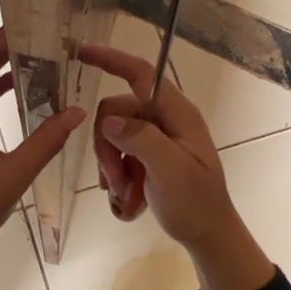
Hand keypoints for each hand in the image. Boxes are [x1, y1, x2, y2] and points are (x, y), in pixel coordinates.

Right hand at [78, 42, 274, 289]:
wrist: (209, 236)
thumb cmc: (196, 203)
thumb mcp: (170, 171)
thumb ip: (140, 139)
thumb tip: (108, 121)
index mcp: (177, 114)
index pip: (141, 73)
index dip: (111, 59)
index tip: (81, 53)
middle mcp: (166, 119)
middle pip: (117, 112)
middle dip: (108, 147)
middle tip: (114, 182)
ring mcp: (157, 138)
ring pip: (113, 136)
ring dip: (112, 167)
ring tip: (124, 196)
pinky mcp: (150, 156)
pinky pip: (120, 154)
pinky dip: (118, 176)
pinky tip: (127, 199)